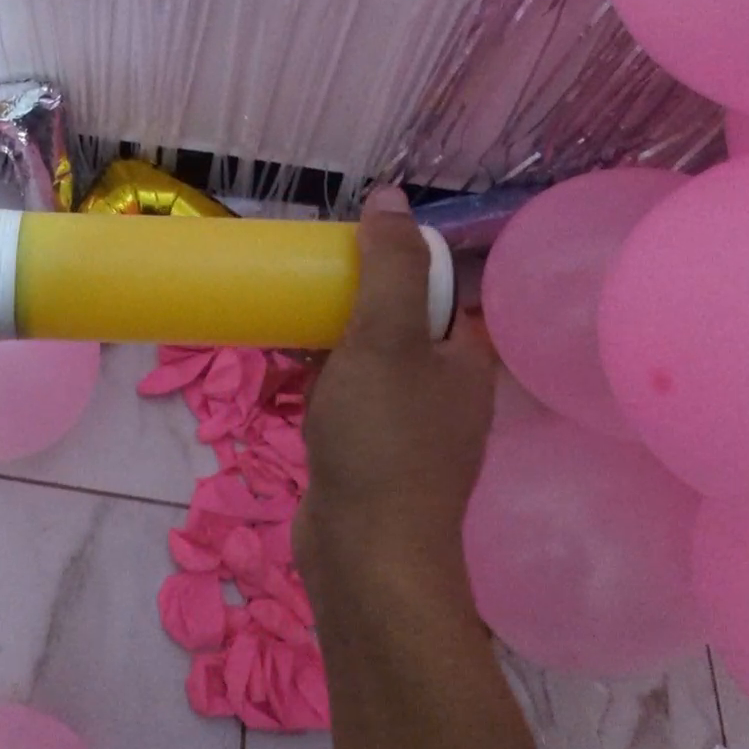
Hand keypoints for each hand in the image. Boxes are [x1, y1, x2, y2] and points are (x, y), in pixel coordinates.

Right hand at [295, 185, 497, 594]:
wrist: (366, 553)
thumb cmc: (382, 439)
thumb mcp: (385, 338)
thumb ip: (391, 265)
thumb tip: (390, 195)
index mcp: (464, 355)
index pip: (433, 284)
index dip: (388, 261)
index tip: (338, 255)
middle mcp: (446, 388)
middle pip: (394, 320)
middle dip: (347, 302)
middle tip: (303, 289)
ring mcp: (409, 425)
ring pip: (365, 360)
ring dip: (327, 342)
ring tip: (283, 327)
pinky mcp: (374, 454)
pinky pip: (347, 398)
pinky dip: (319, 383)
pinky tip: (285, 380)